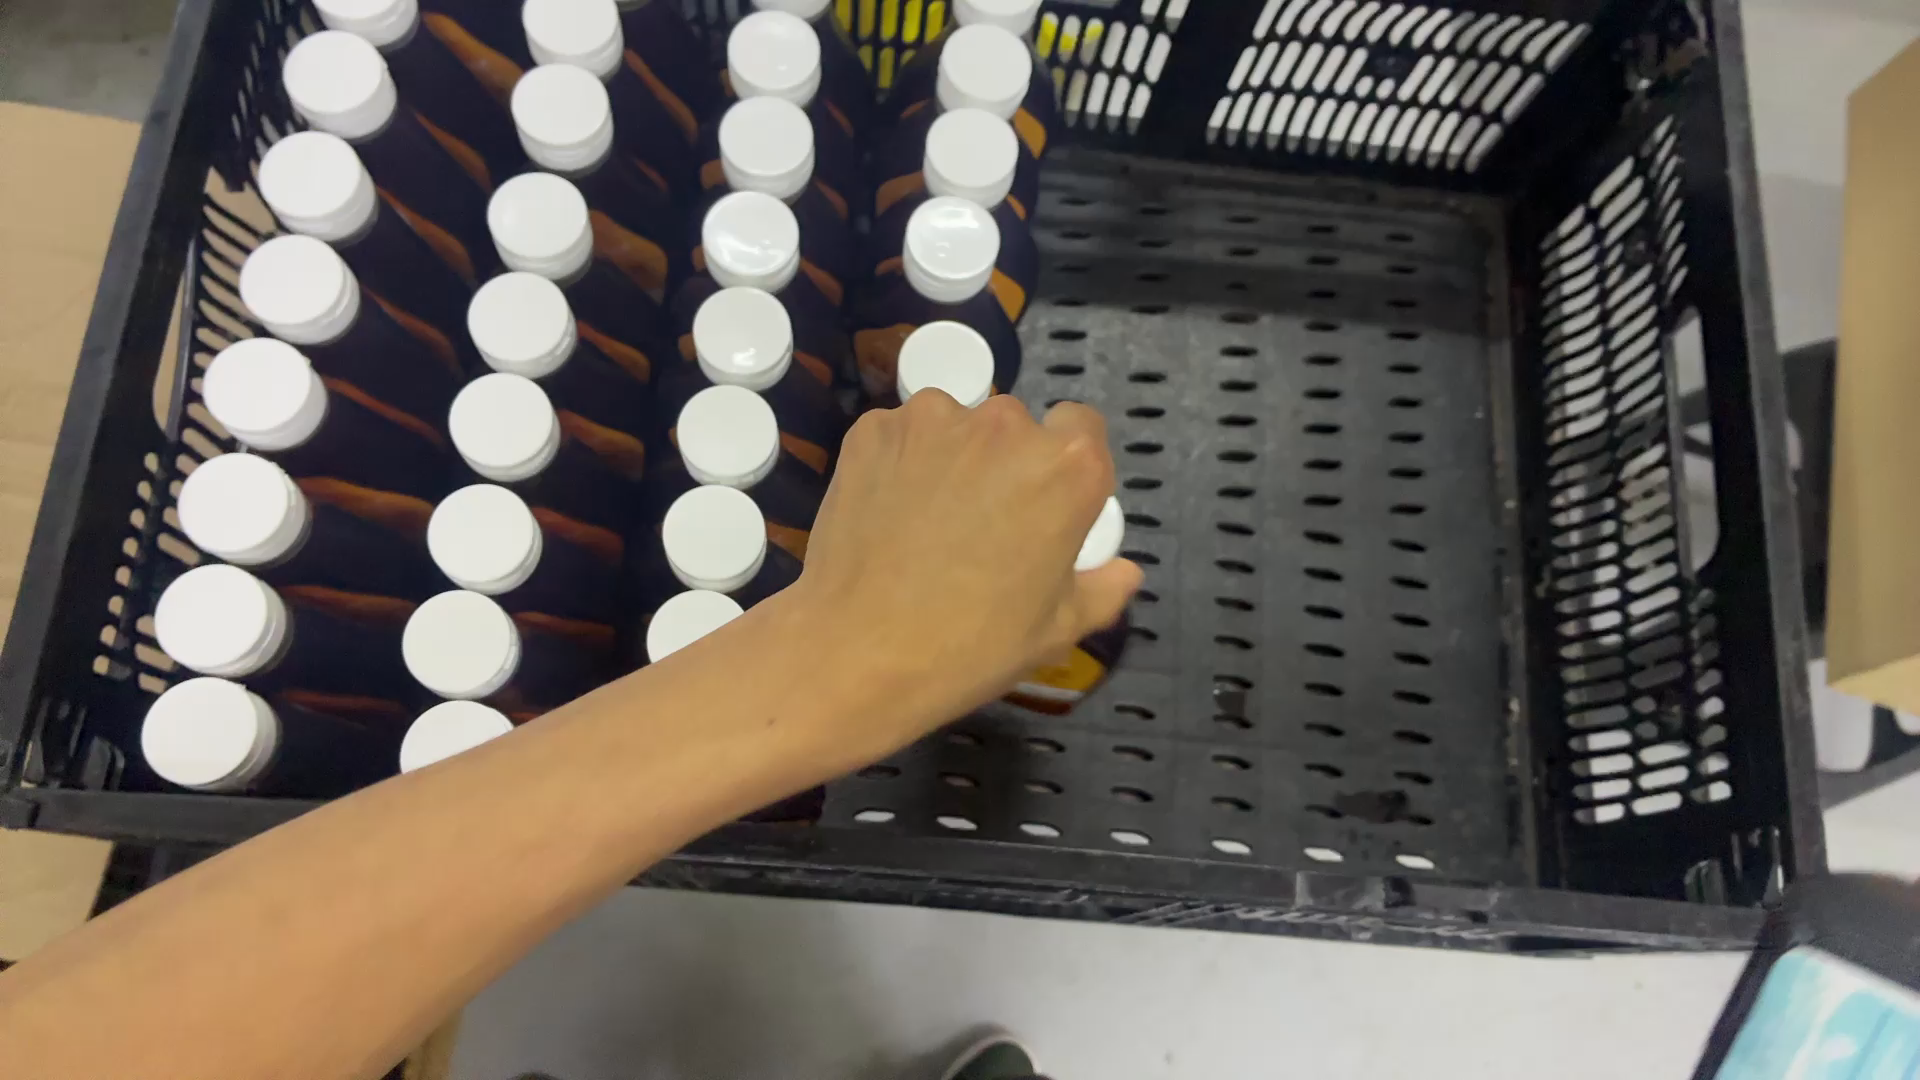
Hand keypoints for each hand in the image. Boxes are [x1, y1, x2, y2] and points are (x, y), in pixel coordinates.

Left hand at [784, 391, 1142, 766]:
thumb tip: (1124, 571)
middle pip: (1017, 429)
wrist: (858, 653)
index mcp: (1067, 466)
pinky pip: (901, 437)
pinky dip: (900, 462)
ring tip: (927, 521)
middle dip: (1006, 465)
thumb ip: (1102, 589)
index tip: (1045, 504)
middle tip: (982, 525)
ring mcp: (932, 419)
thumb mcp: (1057, 631)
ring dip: (952, 458)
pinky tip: (887, 513)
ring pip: (954, 427)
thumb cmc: (972, 646)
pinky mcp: (872, 430)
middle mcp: (1006, 424)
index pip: (1083, 429)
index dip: (1066, 466)